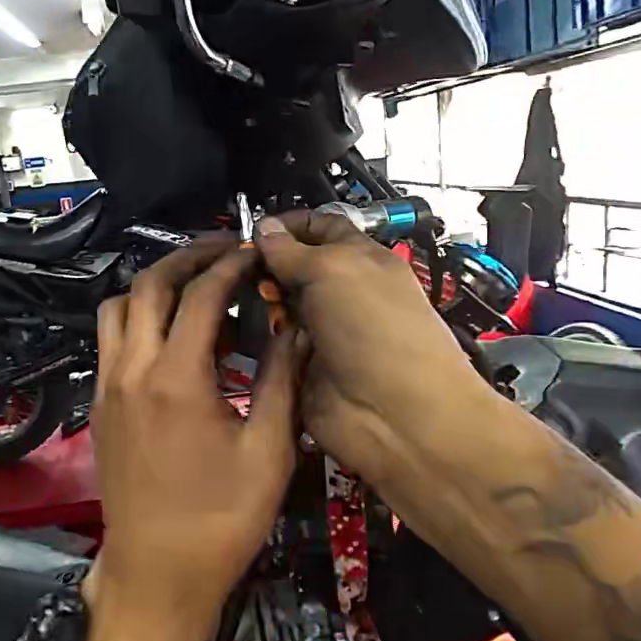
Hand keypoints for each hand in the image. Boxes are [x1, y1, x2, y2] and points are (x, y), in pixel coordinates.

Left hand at [81, 237, 305, 640]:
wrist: (157, 576)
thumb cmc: (221, 520)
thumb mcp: (269, 452)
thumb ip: (283, 380)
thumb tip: (295, 327)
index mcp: (177, 378)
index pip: (200, 295)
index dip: (229, 265)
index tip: (253, 252)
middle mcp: (132, 370)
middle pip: (149, 286)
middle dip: (187, 257)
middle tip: (224, 250)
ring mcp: (108, 387)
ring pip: (119, 307)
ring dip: (155, 284)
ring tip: (194, 283)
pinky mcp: (99, 405)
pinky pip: (112, 338)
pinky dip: (138, 315)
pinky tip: (170, 331)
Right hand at [252, 212, 488, 476]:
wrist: (395, 417)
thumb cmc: (377, 329)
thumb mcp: (335, 271)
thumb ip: (294, 249)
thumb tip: (265, 227)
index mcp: (361, 260)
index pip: (320, 229)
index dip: (288, 224)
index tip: (253, 228)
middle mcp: (341, 293)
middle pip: (293, 266)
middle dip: (267, 263)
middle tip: (246, 268)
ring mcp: (321, 331)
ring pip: (278, 303)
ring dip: (263, 299)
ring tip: (253, 300)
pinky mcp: (302, 366)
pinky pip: (273, 343)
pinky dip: (262, 336)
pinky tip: (251, 331)